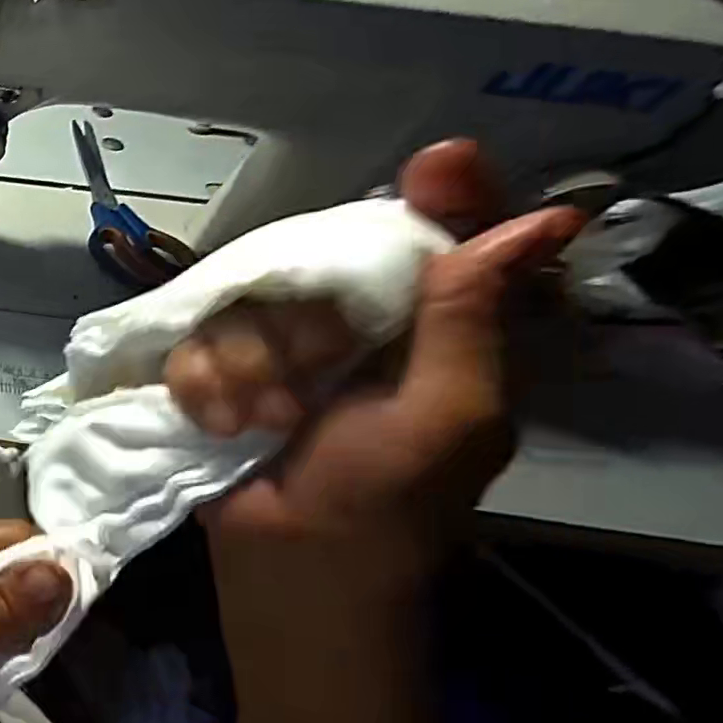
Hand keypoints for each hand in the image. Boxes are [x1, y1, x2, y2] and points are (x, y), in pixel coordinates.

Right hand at [168, 141, 588, 557]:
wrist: (289, 561)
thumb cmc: (387, 498)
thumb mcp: (450, 415)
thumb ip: (471, 324)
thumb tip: (533, 223)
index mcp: (414, 332)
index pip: (435, 242)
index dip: (443, 197)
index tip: (439, 162)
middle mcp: (338, 329)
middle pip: (307, 269)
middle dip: (299, 331)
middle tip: (311, 380)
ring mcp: (266, 351)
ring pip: (235, 310)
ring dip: (243, 371)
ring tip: (261, 423)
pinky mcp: (210, 375)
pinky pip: (189, 346)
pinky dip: (202, 387)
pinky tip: (220, 424)